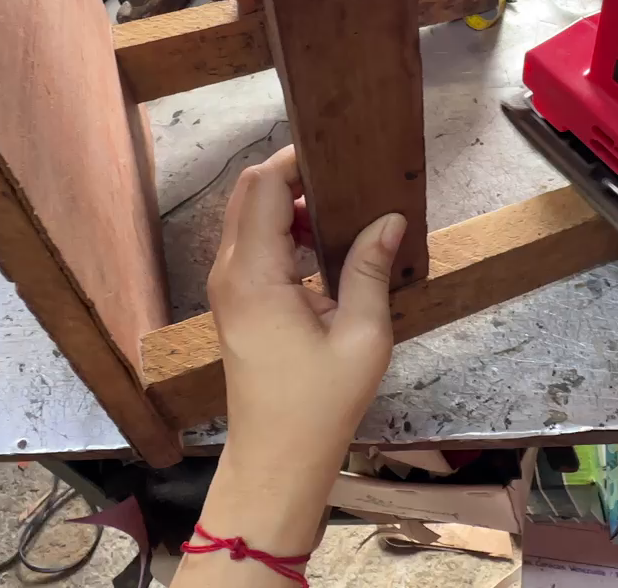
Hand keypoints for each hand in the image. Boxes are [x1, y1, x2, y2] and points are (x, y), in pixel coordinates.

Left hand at [206, 146, 403, 514]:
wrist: (276, 461)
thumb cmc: (320, 402)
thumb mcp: (362, 336)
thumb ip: (370, 270)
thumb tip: (391, 218)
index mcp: (256, 275)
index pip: (263, 187)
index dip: (295, 161)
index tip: (337, 156)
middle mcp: (230, 272)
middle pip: (249, 192)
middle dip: (292, 176)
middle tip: (343, 179)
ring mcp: (226, 286)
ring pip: (248, 214)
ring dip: (288, 202)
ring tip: (338, 207)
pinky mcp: (234, 299)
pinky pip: (251, 241)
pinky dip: (281, 227)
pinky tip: (320, 241)